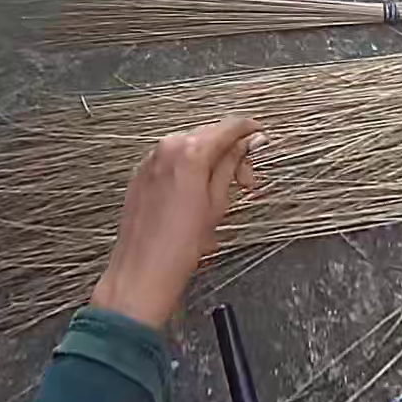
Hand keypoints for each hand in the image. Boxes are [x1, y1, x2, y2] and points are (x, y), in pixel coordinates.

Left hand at [89, 117, 264, 327]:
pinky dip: (190, 166)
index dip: (249, 131)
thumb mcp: (217, 201)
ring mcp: (152, 160)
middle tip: (245, 179)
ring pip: (192, 145)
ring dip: (211, 159)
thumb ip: (232, 163)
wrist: (142, 274)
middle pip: (211, 134)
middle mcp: (169, 148)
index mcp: (191, 152)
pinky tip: (198, 190)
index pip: (229, 127)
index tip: (260, 138)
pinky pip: (174, 158)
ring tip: (222, 189)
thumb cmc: (180, 245)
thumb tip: (248, 141)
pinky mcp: (142, 173)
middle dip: (231, 151)